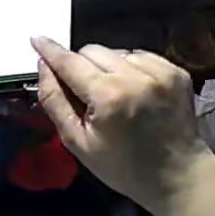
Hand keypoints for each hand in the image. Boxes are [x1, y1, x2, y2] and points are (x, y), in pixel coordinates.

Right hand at [33, 37, 212, 209]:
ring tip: (111, 95)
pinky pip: (139, 56)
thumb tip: (43, 67)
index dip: (50, 50)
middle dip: (80, 66)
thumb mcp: (77, 141)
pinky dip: (129, 69)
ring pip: (115, 52)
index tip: (36, 39)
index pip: (70, 62)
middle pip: (91, 51)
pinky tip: (132, 92)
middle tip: (82, 92)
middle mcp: (135, 76)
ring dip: (105, 68)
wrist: (178, 176)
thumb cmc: (121, 166)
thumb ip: (55, 102)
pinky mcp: (176, 71)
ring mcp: (160, 71)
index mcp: (108, 96)